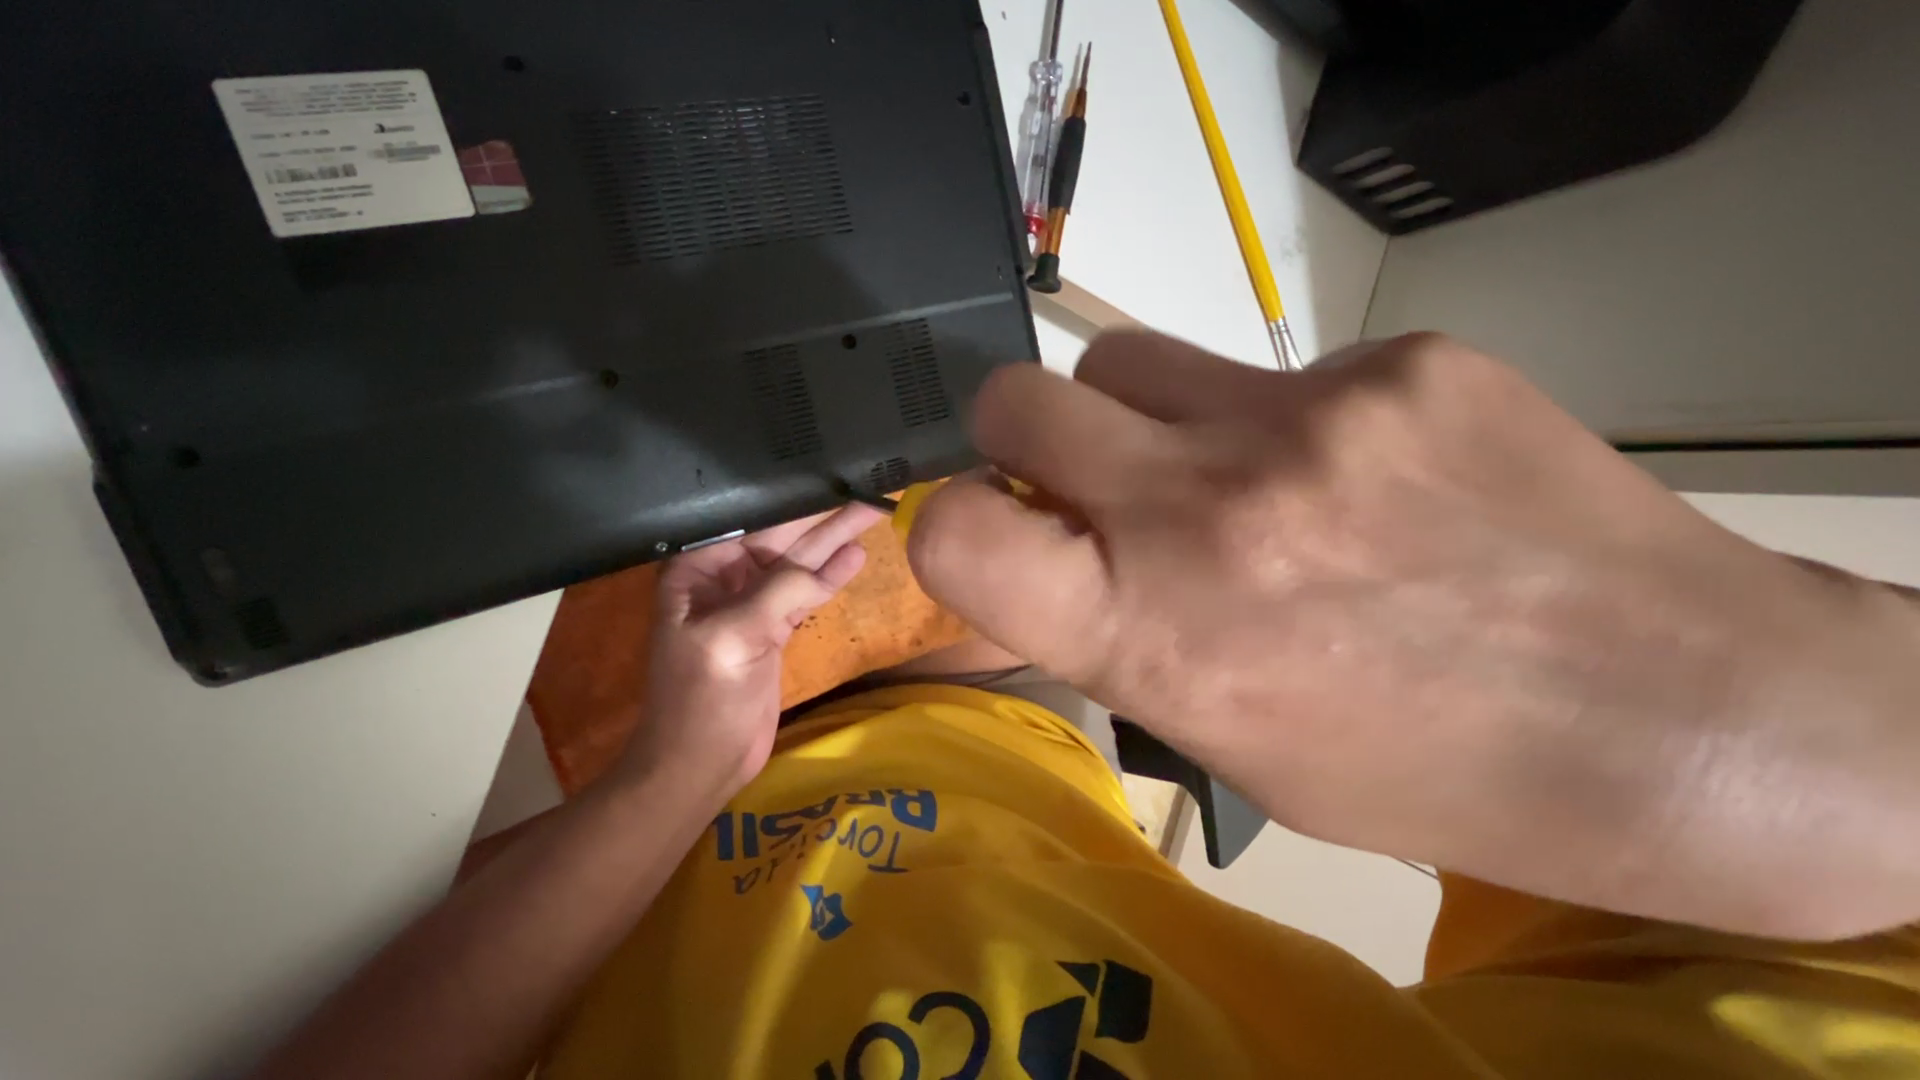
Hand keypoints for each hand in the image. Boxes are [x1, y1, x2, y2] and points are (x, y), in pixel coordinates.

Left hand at [617, 505, 883, 799]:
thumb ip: (779, 592)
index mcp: (698, 570)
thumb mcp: (733, 638)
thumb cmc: (702, 701)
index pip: (748, 523)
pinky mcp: (773, 629)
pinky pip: (805, 593)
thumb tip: (832, 560)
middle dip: (820, 516)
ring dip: (833, 541)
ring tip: (872, 509)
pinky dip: (830, 576)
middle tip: (863, 488)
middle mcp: (722, 579)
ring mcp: (750, 605)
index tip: (826, 475)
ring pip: (797, 564)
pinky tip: (856, 555)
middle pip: (779, 538)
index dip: (788, 501)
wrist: (701, 764)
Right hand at [908, 330, 1919, 938]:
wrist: (1679, 715)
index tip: (993, 539)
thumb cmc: (1429, 773)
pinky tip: (1370, 483)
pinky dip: (1285, 423)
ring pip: (1129, 359)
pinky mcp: (1400, 361)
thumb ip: (1125, 638)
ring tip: (1225, 473)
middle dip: (1022, 440)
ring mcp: (1307, 415)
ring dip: (1138, 415)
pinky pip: (1277, 372)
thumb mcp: (1235, 745)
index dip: (949, 529)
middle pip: (1016, 397)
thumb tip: (1056, 564)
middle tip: (1079, 480)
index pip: (957, 533)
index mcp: (1157, 631)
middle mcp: (1208, 505)